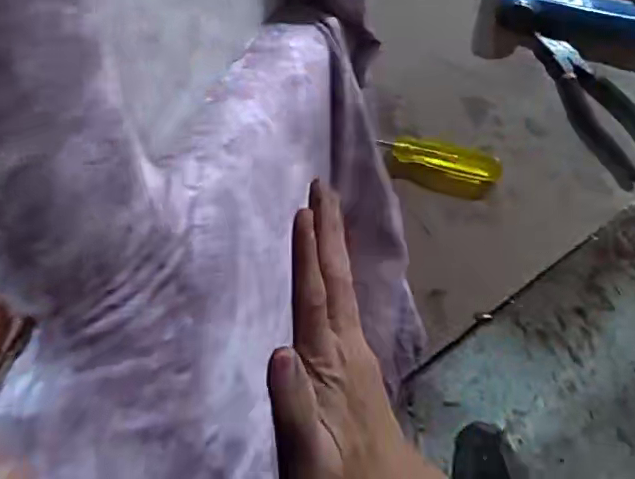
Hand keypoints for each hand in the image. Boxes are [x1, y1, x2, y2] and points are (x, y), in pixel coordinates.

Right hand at [268, 180, 442, 478]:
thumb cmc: (340, 473)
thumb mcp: (309, 455)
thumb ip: (293, 405)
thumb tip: (277, 350)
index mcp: (330, 358)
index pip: (316, 295)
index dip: (308, 252)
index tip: (304, 209)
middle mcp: (346, 342)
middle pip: (336, 275)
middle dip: (329, 228)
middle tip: (323, 185)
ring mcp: (355, 346)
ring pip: (342, 282)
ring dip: (334, 242)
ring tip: (328, 209)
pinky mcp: (357, 356)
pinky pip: (344, 298)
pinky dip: (337, 269)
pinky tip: (335, 265)